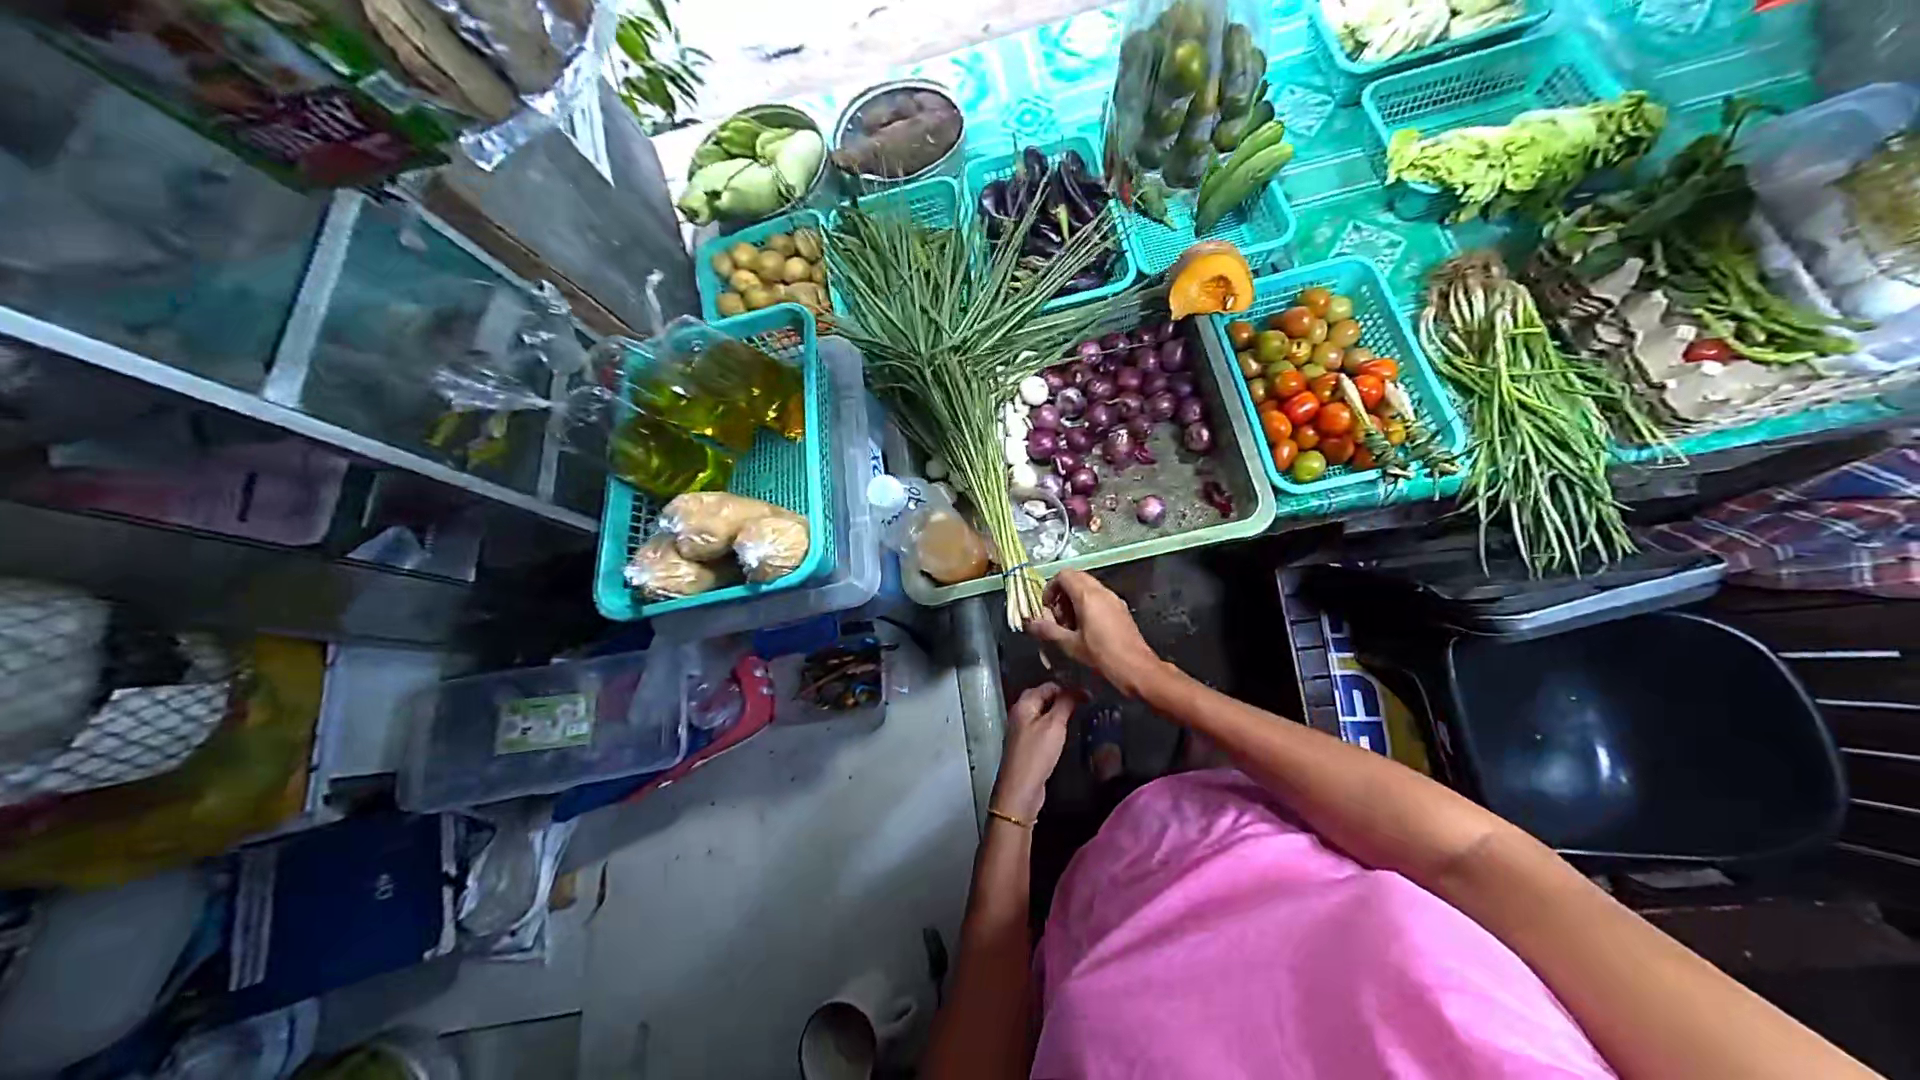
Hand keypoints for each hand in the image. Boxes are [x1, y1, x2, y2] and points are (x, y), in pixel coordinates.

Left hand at [991, 682, 1077, 821]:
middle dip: (1064, 699)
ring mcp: (1022, 730)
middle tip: (1085, 704)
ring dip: (1060, 713)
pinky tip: (1066, 733)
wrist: (1021, 789)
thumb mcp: (1054, 725)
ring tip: (1080, 715)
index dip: (1067, 687)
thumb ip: (1065, 704)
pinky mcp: (1027, 745)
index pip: (1048, 686)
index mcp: (1023, 704)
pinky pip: (1042, 728)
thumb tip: (1076, 688)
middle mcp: (1020, 713)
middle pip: (1044, 697)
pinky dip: (1054, 727)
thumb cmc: (1037, 754)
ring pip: (1043, 713)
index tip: (1087, 694)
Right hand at [1026, 569, 1165, 698]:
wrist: (1136, 667)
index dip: (1050, 588)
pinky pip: (1099, 597)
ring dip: (1074, 600)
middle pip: (1076, 578)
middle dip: (1061, 594)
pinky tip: (1086, 629)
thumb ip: (1047, 630)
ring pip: (1088, 587)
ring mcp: (1114, 599)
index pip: (1064, 575)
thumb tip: (1030, 623)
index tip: (1047, 608)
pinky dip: (1087, 605)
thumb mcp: (1070, 644)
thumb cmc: (1102, 655)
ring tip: (1070, 625)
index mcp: (1087, 595)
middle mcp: (1102, 591)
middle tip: (1057, 616)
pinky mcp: (1121, 609)